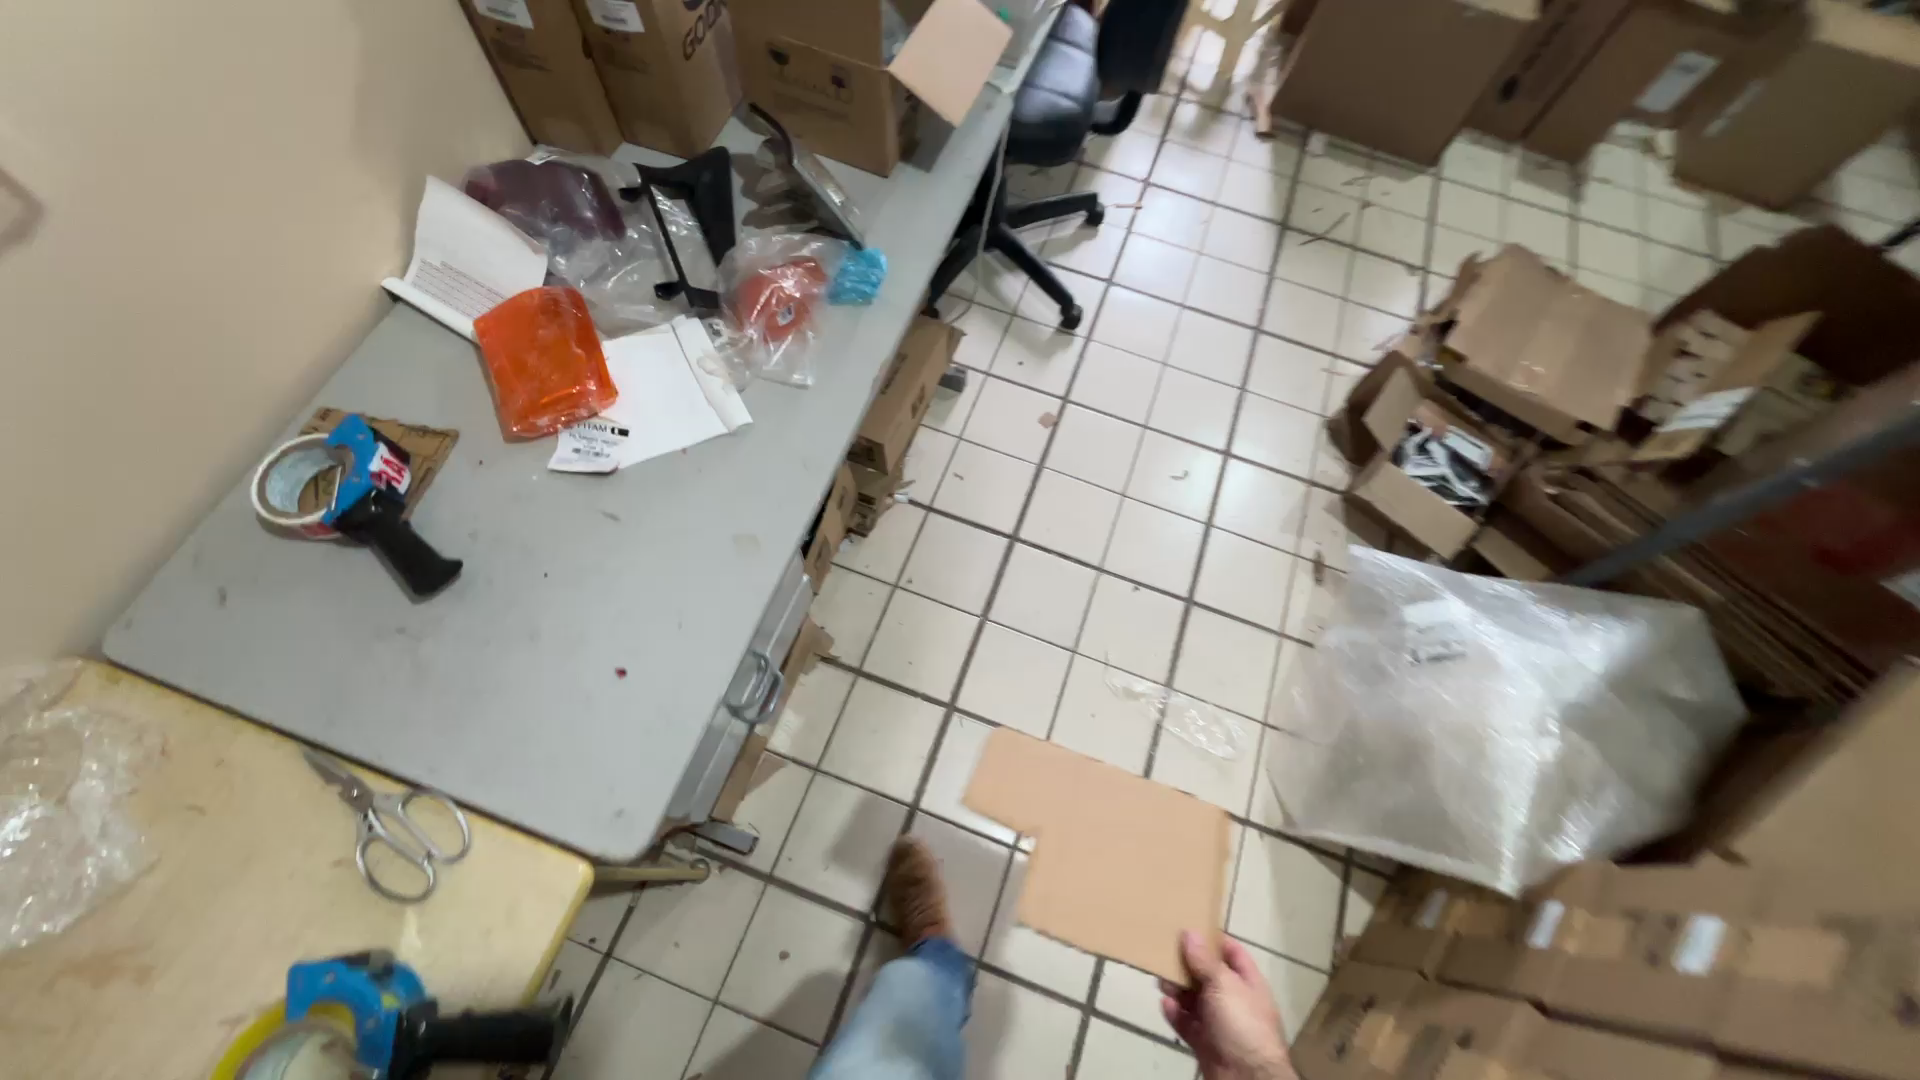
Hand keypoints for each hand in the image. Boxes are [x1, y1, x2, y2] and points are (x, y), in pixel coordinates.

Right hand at [1160, 932, 1295, 1079]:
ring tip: (1161, 980)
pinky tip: (1165, 1004)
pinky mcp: (1206, 1042)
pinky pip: (1187, 1023)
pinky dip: (1175, 1014)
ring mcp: (1220, 1024)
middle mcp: (1234, 1001)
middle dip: (1187, 965)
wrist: (1246, 1078)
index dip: (1212, 939)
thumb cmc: (1242, 1024)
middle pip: (1208, 975)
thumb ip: (1204, 960)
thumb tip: (1190, 932)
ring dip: (1177, 989)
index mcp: (1248, 983)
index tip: (1188, 925)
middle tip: (1164, 952)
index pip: (1231, 952)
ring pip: (1194, 999)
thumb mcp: (1224, 984)